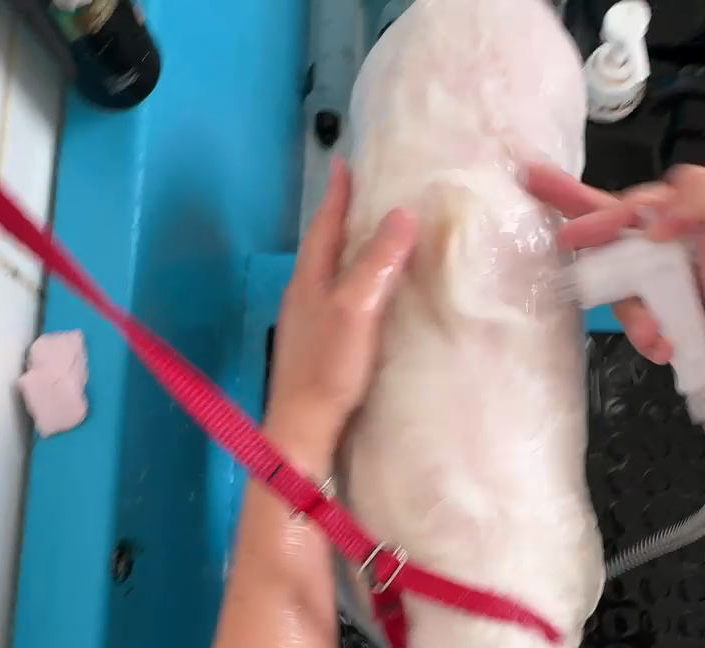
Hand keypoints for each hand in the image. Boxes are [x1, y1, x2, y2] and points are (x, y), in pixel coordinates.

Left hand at [266, 158, 417, 470]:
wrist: (305, 428)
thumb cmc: (329, 368)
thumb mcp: (356, 309)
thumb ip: (376, 264)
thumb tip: (402, 214)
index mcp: (309, 281)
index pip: (325, 227)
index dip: (337, 195)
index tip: (345, 161)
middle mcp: (303, 298)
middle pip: (323, 248)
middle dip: (341, 220)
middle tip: (363, 196)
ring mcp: (307, 326)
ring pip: (328, 276)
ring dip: (347, 254)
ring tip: (371, 241)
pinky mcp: (317, 350)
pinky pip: (336, 303)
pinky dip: (352, 287)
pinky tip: (367, 299)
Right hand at [525, 164, 704, 389]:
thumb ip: (699, 192)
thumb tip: (652, 221)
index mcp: (685, 212)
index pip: (629, 206)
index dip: (595, 213)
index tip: (572, 228)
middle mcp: (667, 244)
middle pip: (609, 240)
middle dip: (587, 242)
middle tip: (564, 240)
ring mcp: (660, 281)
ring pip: (618, 289)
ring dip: (633, 312)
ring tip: (656, 329)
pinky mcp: (657, 315)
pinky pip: (632, 321)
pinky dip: (644, 334)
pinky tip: (665, 341)